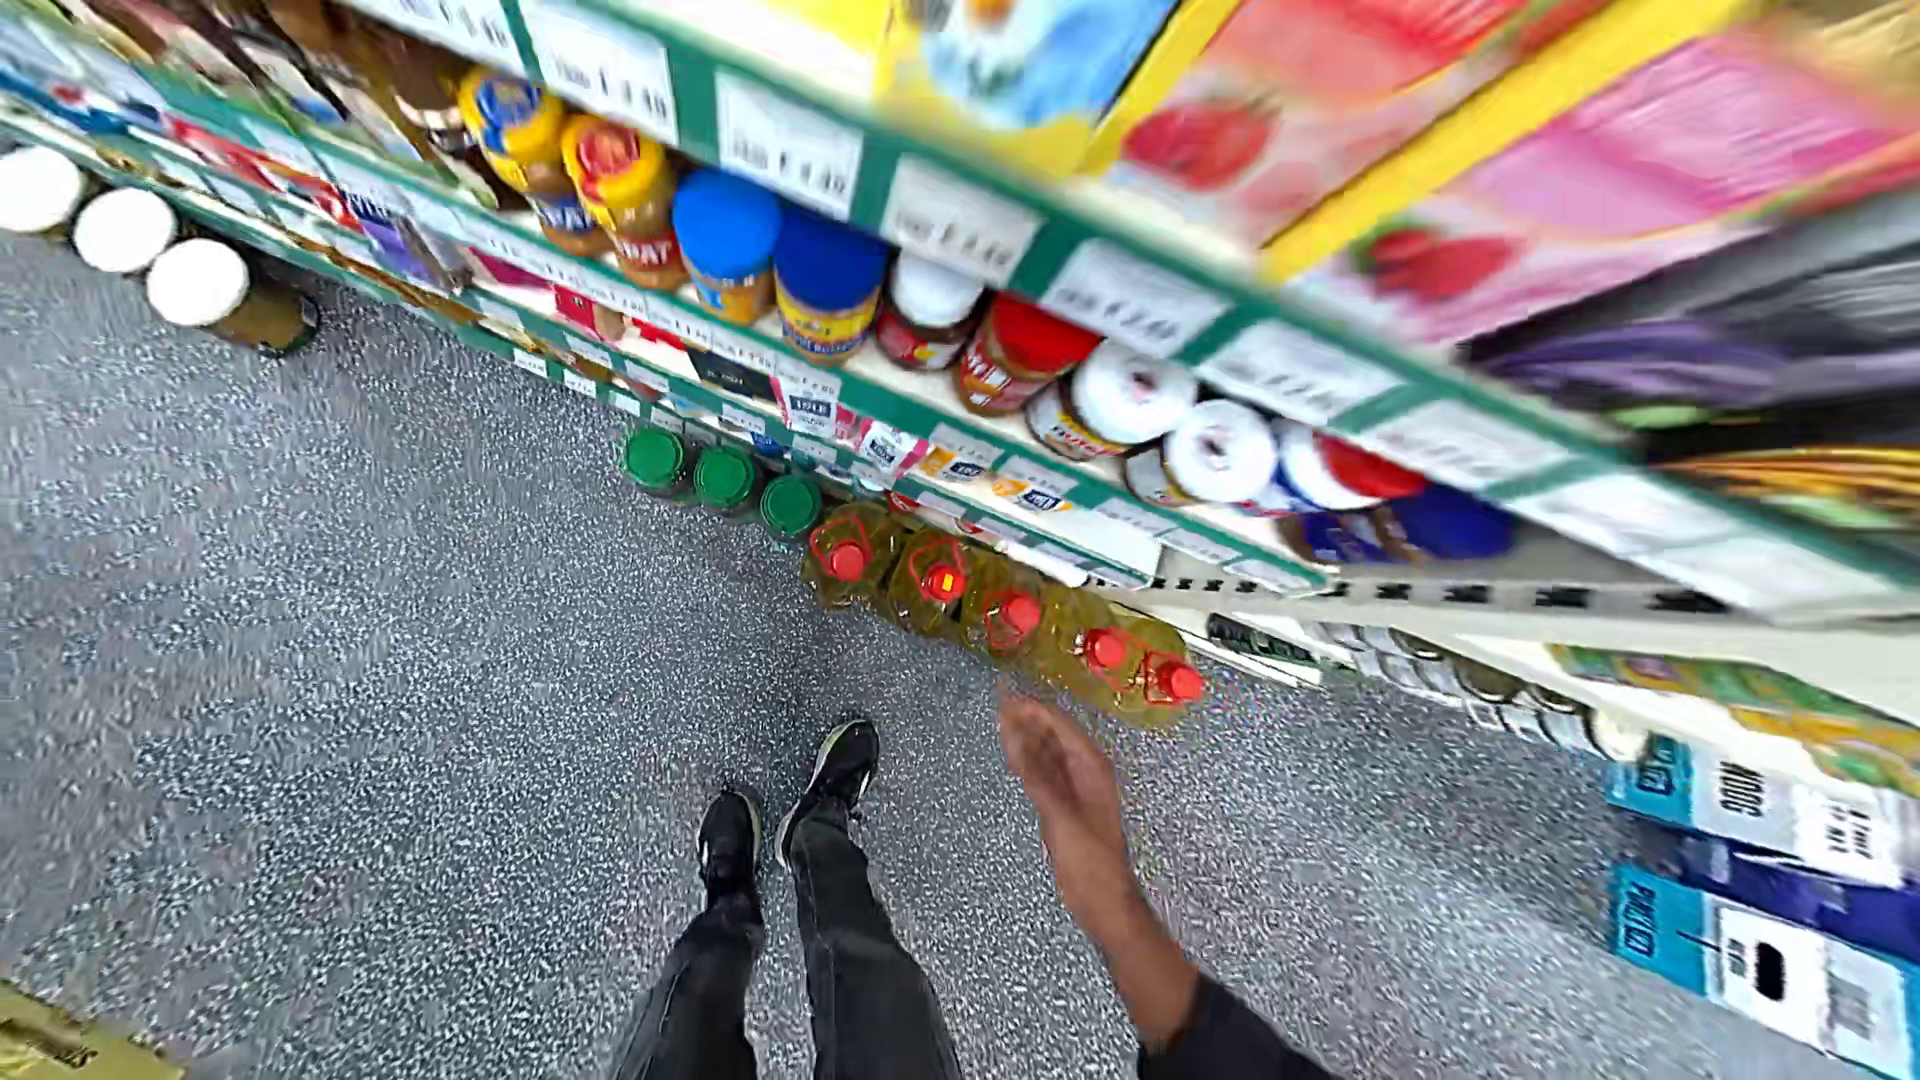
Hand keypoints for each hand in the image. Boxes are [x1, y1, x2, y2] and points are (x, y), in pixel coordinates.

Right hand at [997, 686, 1144, 943]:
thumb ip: (1036, 774)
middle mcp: (1083, 768)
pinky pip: (1042, 769)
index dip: (1033, 708)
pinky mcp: (1062, 801)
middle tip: (997, 702)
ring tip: (999, 719)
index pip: (1059, 723)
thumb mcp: (1060, 815)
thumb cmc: (1088, 859)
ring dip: (1025, 734)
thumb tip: (1013, 733)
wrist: (1103, 901)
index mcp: (1091, 765)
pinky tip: (1011, 752)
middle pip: (1052, 732)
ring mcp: (1073, 785)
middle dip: (1027, 716)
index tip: (1005, 697)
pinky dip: (1026, 758)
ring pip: (1046, 750)